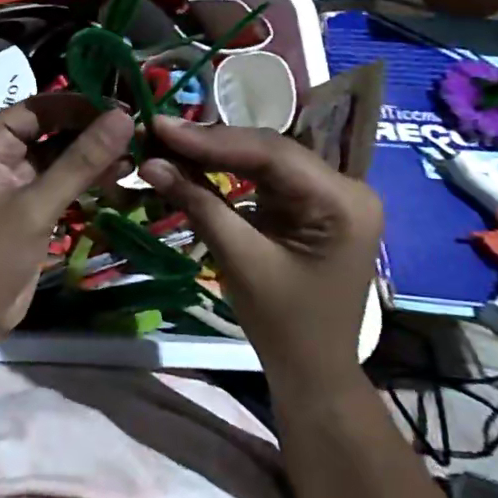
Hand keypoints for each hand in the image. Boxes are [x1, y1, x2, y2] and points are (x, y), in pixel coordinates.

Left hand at [0, 95, 134, 373]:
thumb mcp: (36, 206)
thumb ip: (81, 161)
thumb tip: (123, 117)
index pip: (37, 108)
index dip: (79, 104)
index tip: (123, 105)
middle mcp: (0, 154)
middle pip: (53, 129)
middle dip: (92, 130)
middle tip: (138, 128)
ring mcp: (18, 180)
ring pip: (63, 155)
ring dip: (96, 154)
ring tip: (136, 152)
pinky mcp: (34, 205)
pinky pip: (66, 180)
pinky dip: (90, 177)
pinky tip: (122, 175)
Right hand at [138, 116, 381, 371]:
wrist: (313, 370)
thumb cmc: (284, 324)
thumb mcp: (240, 261)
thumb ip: (199, 205)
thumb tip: (150, 164)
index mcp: (343, 202)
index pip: (272, 154)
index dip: (212, 139)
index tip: (161, 127)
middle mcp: (346, 188)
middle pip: (271, 152)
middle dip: (211, 143)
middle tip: (158, 132)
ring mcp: (332, 195)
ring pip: (267, 160)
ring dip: (217, 153)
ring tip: (169, 142)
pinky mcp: (313, 205)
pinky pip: (268, 178)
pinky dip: (230, 172)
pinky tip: (195, 161)